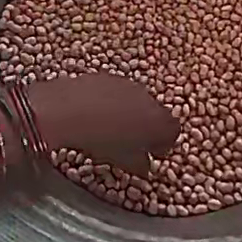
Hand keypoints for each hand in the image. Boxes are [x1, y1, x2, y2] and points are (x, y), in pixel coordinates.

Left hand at [22, 74, 178, 171]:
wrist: (69, 109)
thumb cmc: (102, 140)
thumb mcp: (124, 161)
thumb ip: (140, 164)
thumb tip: (144, 165)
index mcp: (159, 121)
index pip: (173, 131)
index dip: (163, 143)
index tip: (153, 152)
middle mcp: (148, 98)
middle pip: (156, 112)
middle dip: (148, 126)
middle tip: (133, 142)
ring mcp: (127, 84)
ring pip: (136, 100)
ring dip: (130, 112)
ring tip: (111, 128)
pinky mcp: (108, 76)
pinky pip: (117, 91)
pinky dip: (112, 101)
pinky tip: (96, 114)